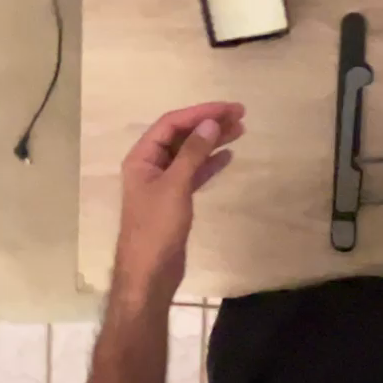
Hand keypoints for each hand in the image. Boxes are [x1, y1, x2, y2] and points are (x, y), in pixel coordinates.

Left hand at [112, 102, 245, 306]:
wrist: (149, 274)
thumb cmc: (156, 228)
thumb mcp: (175, 186)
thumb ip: (193, 153)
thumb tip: (210, 123)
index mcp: (141, 157)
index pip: (172, 123)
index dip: (200, 112)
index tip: (229, 108)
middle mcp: (150, 165)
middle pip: (182, 135)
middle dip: (209, 123)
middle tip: (240, 115)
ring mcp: (163, 182)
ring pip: (190, 153)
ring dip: (213, 140)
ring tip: (240, 130)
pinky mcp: (175, 199)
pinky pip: (194, 172)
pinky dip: (210, 163)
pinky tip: (228, 156)